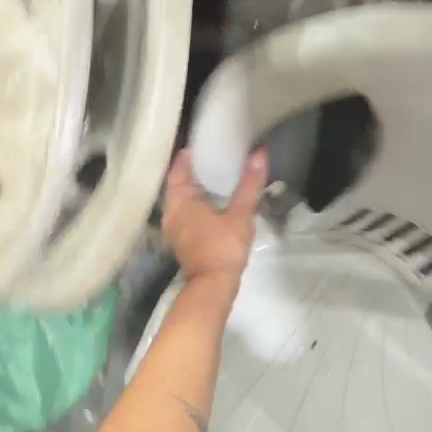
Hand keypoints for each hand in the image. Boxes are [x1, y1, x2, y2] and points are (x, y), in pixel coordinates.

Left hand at [162, 147, 266, 286]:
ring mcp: (174, 230)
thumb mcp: (240, 214)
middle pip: (177, 186)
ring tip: (212, 180)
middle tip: (210, 159)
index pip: (178, 170)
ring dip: (193, 191)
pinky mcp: (182, 243)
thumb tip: (260, 153)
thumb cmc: (223, 247)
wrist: (213, 286)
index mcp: (180, 201)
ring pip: (180, 203)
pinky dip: (195, 207)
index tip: (201, 145)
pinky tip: (210, 206)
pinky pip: (185, 216)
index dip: (188, 156)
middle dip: (191, 173)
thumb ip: (250, 184)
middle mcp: (171, 213)